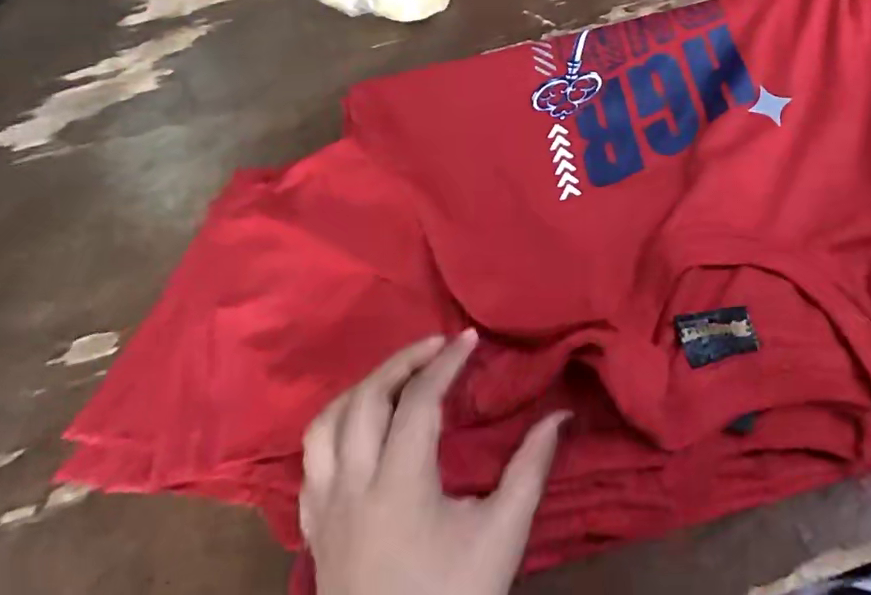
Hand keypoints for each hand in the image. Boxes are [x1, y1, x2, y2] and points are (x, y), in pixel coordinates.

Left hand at [300, 331, 568, 594]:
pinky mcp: (312, 531)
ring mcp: (323, 510)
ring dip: (362, 388)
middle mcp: (352, 487)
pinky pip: (310, 461)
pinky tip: (361, 427)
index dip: (446, 362)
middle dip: (402, 361)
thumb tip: (560, 415)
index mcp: (399, 484)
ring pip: (325, 425)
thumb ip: (531, 467)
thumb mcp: (504, 532)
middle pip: (364, 400)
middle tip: (437, 345)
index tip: (470, 338)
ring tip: (398, 377)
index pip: (418, 401)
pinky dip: (335, 426)